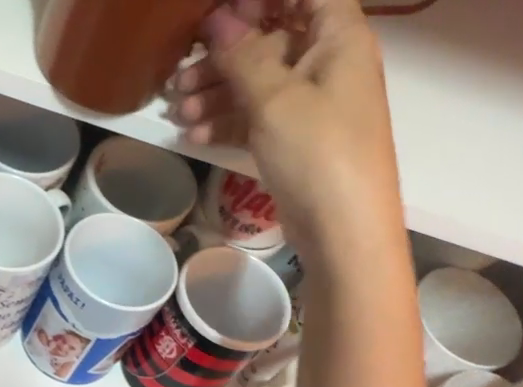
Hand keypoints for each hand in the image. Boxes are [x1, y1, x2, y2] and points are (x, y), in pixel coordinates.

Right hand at [167, 0, 402, 251]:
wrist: (344, 228)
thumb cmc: (318, 151)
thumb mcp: (276, 98)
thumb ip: (244, 55)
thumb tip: (217, 17)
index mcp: (338, 37)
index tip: (218, 10)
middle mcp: (328, 63)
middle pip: (272, 40)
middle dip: (224, 55)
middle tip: (180, 75)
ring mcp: (312, 105)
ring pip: (257, 83)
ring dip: (216, 93)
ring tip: (179, 111)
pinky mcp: (295, 141)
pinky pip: (257, 118)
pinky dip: (227, 123)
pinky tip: (194, 134)